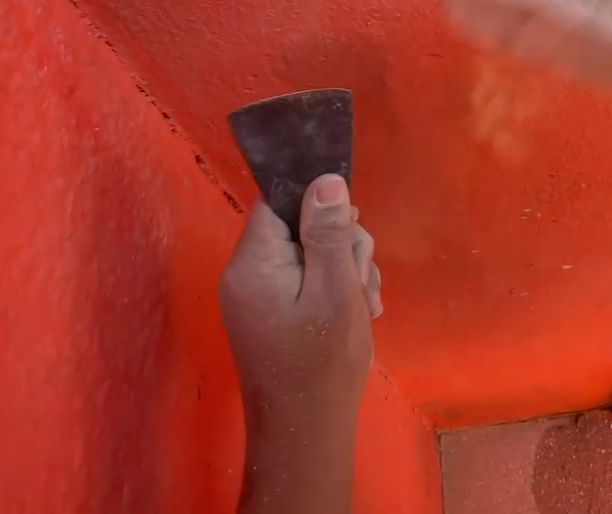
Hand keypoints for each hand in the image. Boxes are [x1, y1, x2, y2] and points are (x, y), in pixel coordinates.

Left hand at [218, 174, 381, 432]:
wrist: (308, 433)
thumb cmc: (322, 362)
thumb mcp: (335, 290)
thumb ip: (329, 233)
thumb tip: (327, 179)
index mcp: (253, 263)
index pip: (278, 201)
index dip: (317, 200)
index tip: (349, 222)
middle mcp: (248, 273)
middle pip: (301, 224)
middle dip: (341, 242)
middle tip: (360, 278)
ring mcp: (261, 293)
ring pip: (313, 249)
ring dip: (347, 267)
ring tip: (363, 302)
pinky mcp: (275, 309)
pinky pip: (310, 275)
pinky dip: (338, 286)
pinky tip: (358, 310)